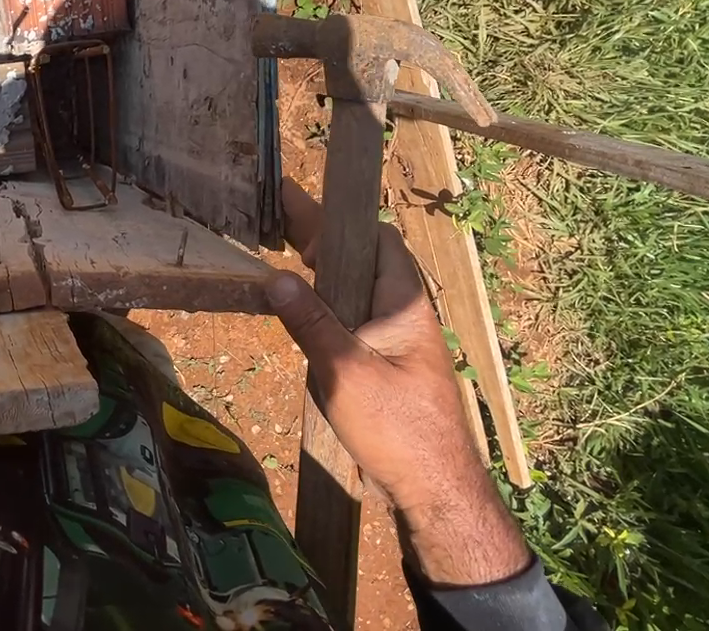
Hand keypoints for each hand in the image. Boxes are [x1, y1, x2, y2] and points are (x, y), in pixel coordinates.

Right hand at [267, 181, 530, 585]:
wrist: (435, 490)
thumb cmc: (397, 428)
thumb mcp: (345, 372)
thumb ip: (310, 322)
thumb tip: (273, 276)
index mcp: (403, 301)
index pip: (378, 238)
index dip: (340, 223)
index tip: (297, 218)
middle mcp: (402, 310)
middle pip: (362, 256)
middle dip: (320, 235)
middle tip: (273, 220)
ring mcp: (395, 335)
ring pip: (355, 284)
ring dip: (321, 266)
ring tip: (278, 252)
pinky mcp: (385, 358)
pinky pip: (351, 310)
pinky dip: (323, 296)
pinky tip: (298, 303)